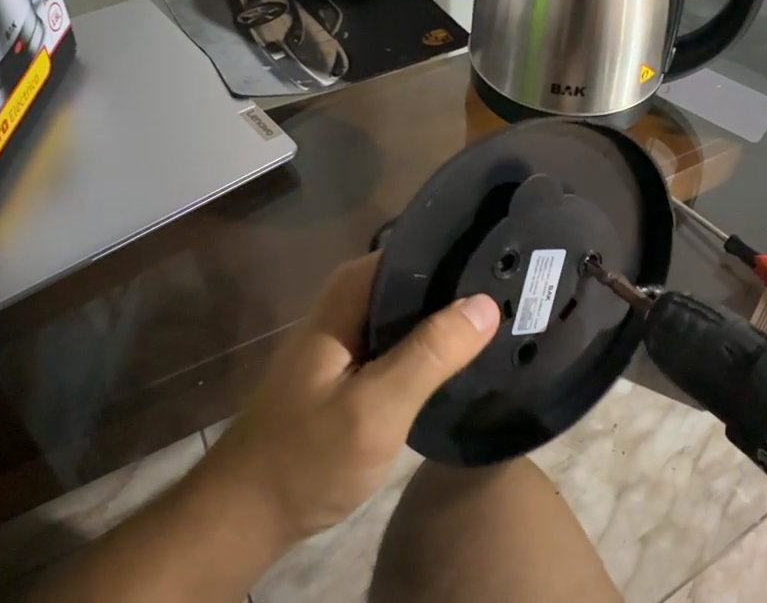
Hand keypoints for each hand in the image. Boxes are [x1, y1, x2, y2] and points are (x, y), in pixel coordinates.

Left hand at [197, 252, 500, 542]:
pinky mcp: (353, 368)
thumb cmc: (308, 457)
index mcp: (346, 297)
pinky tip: (467, 354)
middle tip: (519, 288)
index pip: (411, 251)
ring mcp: (347, 338)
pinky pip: (401, 340)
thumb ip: (429, 354)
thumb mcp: (376, 407)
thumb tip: (486, 303)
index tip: (508, 255)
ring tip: (507, 313)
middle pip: (413, 278)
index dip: (457, 252)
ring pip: (408, 311)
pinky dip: (432, 344)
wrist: (247, 515)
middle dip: (460, 284)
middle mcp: (346, 305)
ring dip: (448, 316)